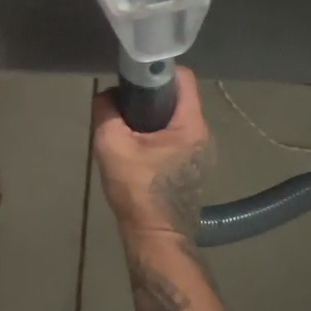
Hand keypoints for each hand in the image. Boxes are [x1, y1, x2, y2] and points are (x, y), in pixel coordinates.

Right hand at [92, 67, 214, 240]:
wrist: (156, 239)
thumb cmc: (138, 190)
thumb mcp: (111, 144)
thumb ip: (106, 110)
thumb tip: (107, 96)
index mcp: (191, 125)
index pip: (183, 77)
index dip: (159, 70)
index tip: (135, 77)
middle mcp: (204, 135)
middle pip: (178, 98)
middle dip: (151, 95)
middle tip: (126, 104)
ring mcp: (202, 154)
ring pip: (176, 119)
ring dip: (153, 118)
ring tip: (129, 129)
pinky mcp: (195, 168)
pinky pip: (177, 137)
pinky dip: (159, 135)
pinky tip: (139, 150)